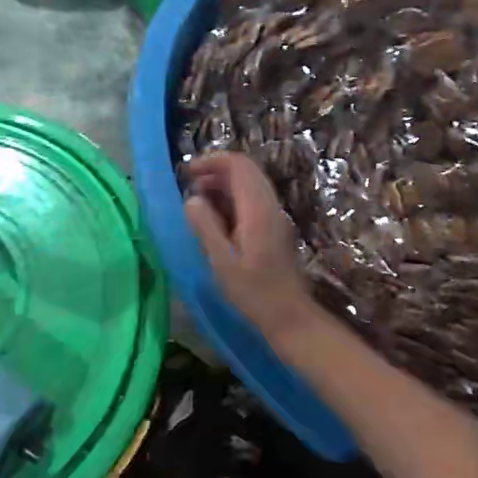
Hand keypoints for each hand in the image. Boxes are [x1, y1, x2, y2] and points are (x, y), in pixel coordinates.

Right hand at [183, 152, 319, 339]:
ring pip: (249, 185)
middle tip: (189, 187)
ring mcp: (275, 217)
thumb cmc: (254, 293)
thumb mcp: (222, 262)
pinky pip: (252, 201)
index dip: (212, 161)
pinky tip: (215, 220)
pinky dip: (231, 200)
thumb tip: (192, 199)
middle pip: (246, 171)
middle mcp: (270, 206)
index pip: (239, 165)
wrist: (290, 316)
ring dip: (223, 186)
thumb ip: (205, 226)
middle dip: (215, 171)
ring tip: (197, 203)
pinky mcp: (274, 229)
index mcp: (258, 209)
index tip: (187, 172)